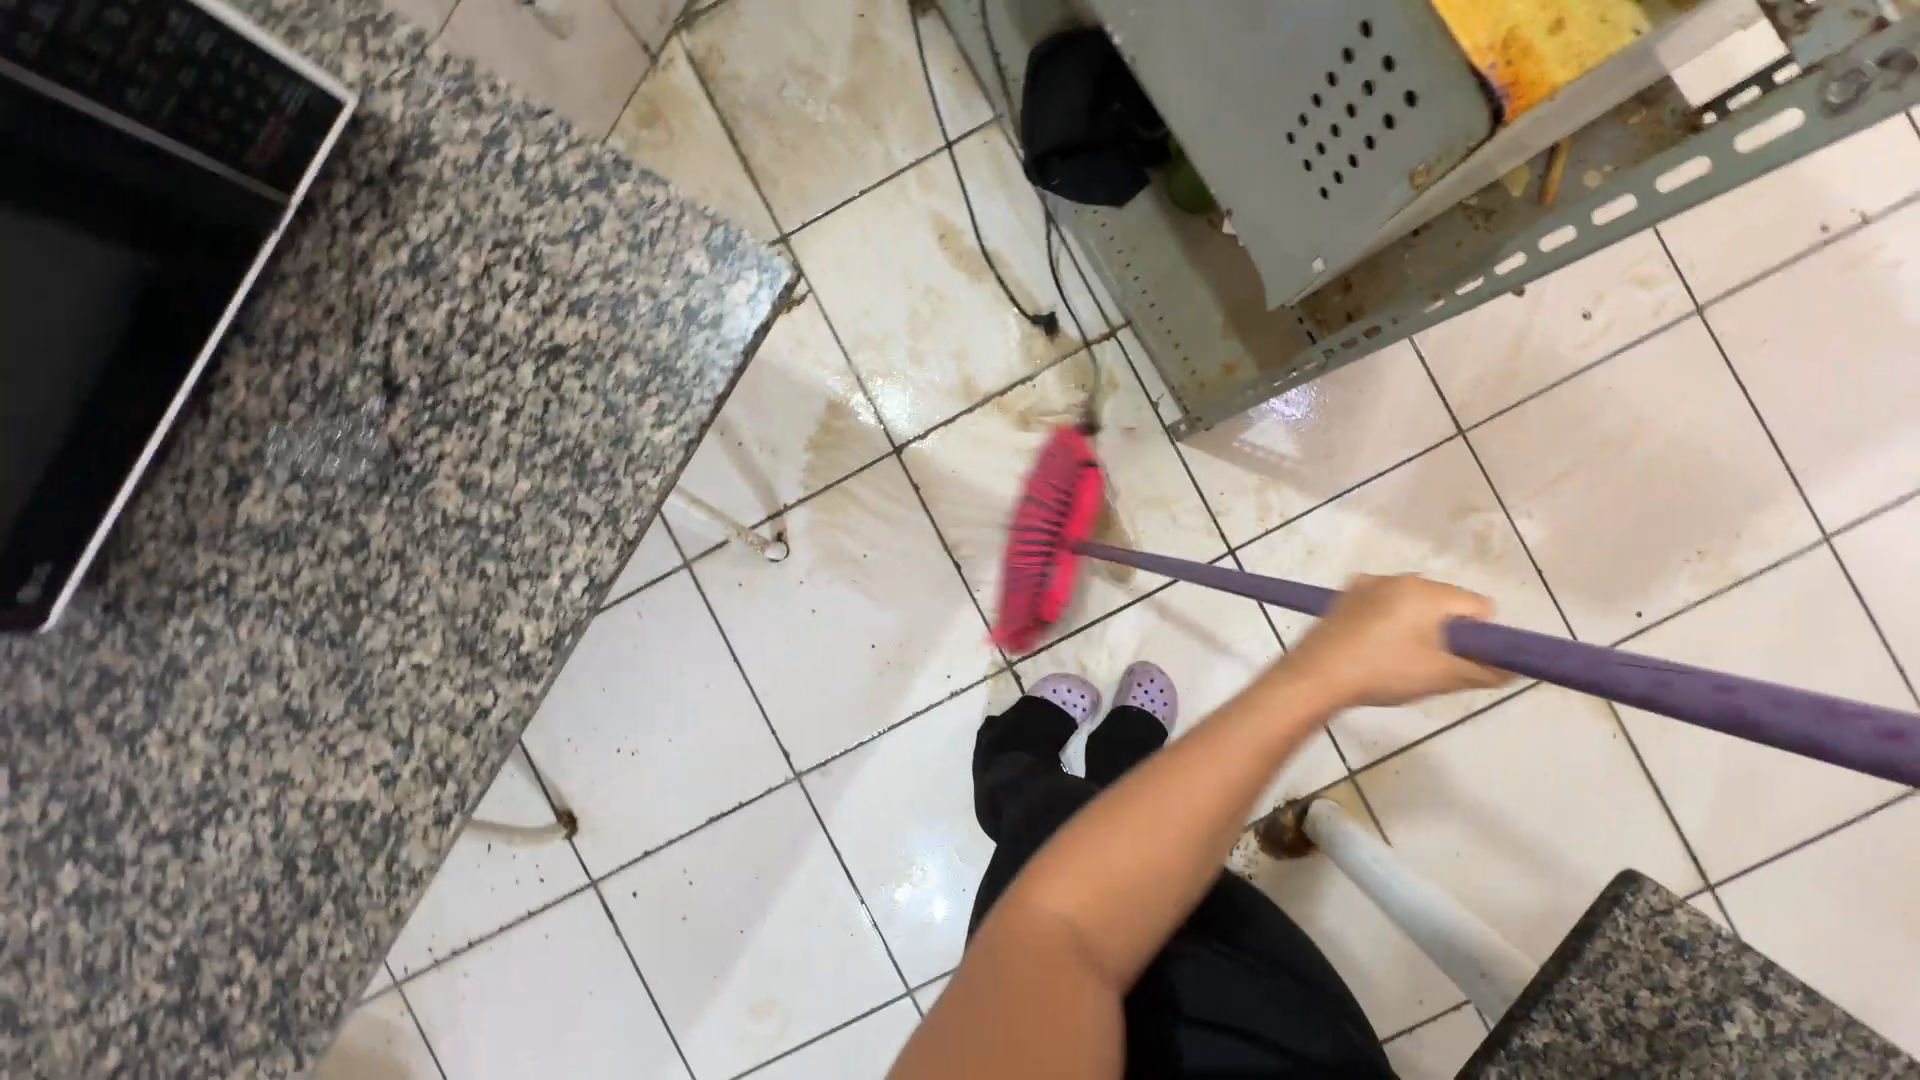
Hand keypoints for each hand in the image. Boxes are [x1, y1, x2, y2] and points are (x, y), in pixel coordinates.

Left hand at [1279, 573, 1510, 708]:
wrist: (1315, 675)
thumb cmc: (1384, 671)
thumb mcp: (1442, 676)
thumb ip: (1486, 671)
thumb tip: (1514, 668)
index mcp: (1427, 590)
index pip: (1478, 606)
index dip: (1479, 635)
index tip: (1460, 658)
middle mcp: (1398, 578)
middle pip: (1444, 601)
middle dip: (1446, 629)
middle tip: (1427, 661)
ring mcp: (1366, 584)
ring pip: (1411, 602)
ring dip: (1415, 625)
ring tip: (1397, 658)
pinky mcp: (1343, 596)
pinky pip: (1381, 603)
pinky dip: (1386, 620)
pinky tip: (1373, 646)